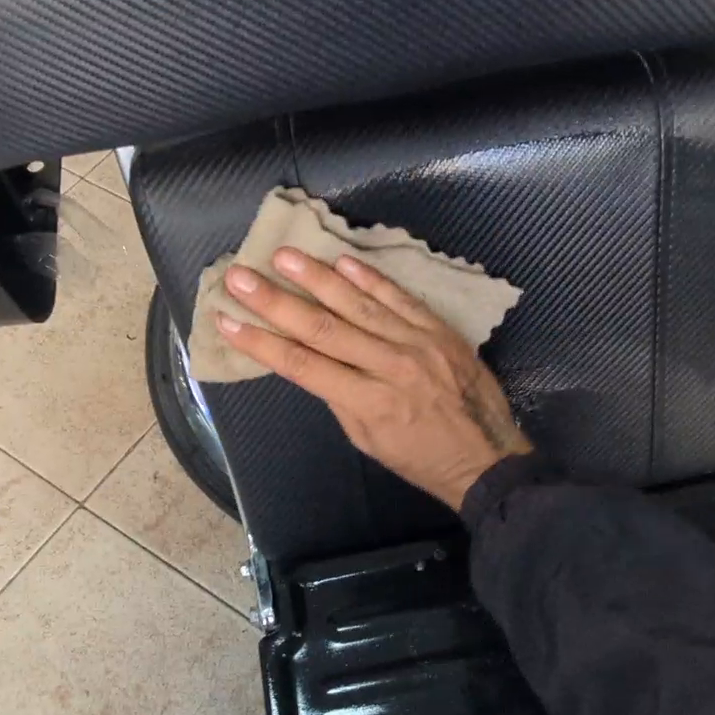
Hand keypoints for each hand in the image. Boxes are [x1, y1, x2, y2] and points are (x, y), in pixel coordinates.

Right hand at [215, 248, 531, 510]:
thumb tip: (313, 361)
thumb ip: (340, 399)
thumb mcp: (368, 441)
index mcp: (368, 402)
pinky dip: (372, 279)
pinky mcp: (439, 330)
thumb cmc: (421, 458)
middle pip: (322, 328)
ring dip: (318, 278)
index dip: (261, 342)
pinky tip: (343, 261)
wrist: (487, 457)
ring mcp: (417, 344)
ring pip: (360, 305)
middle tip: (240, 276)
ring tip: (284, 256)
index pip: (302, 365)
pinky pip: (401, 299)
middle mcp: (389, 367)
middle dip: (276, 301)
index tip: (227, 319)